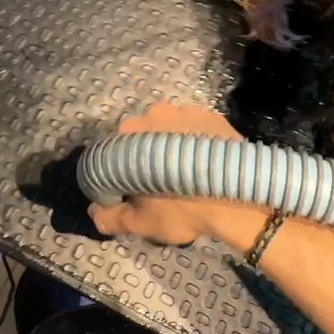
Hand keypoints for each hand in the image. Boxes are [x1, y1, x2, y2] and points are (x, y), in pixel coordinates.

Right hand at [87, 102, 267, 250]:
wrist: (239, 201)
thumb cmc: (183, 210)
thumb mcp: (140, 223)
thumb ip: (110, 217)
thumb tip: (94, 212)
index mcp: (129, 135)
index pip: (115, 153)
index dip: (122, 173)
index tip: (133, 190)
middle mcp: (153, 113)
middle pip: (141, 136)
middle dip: (146, 155)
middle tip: (160, 182)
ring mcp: (185, 110)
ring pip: (168, 128)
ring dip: (170, 144)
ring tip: (185, 170)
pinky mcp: (211, 113)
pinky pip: (194, 125)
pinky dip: (194, 139)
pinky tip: (203, 160)